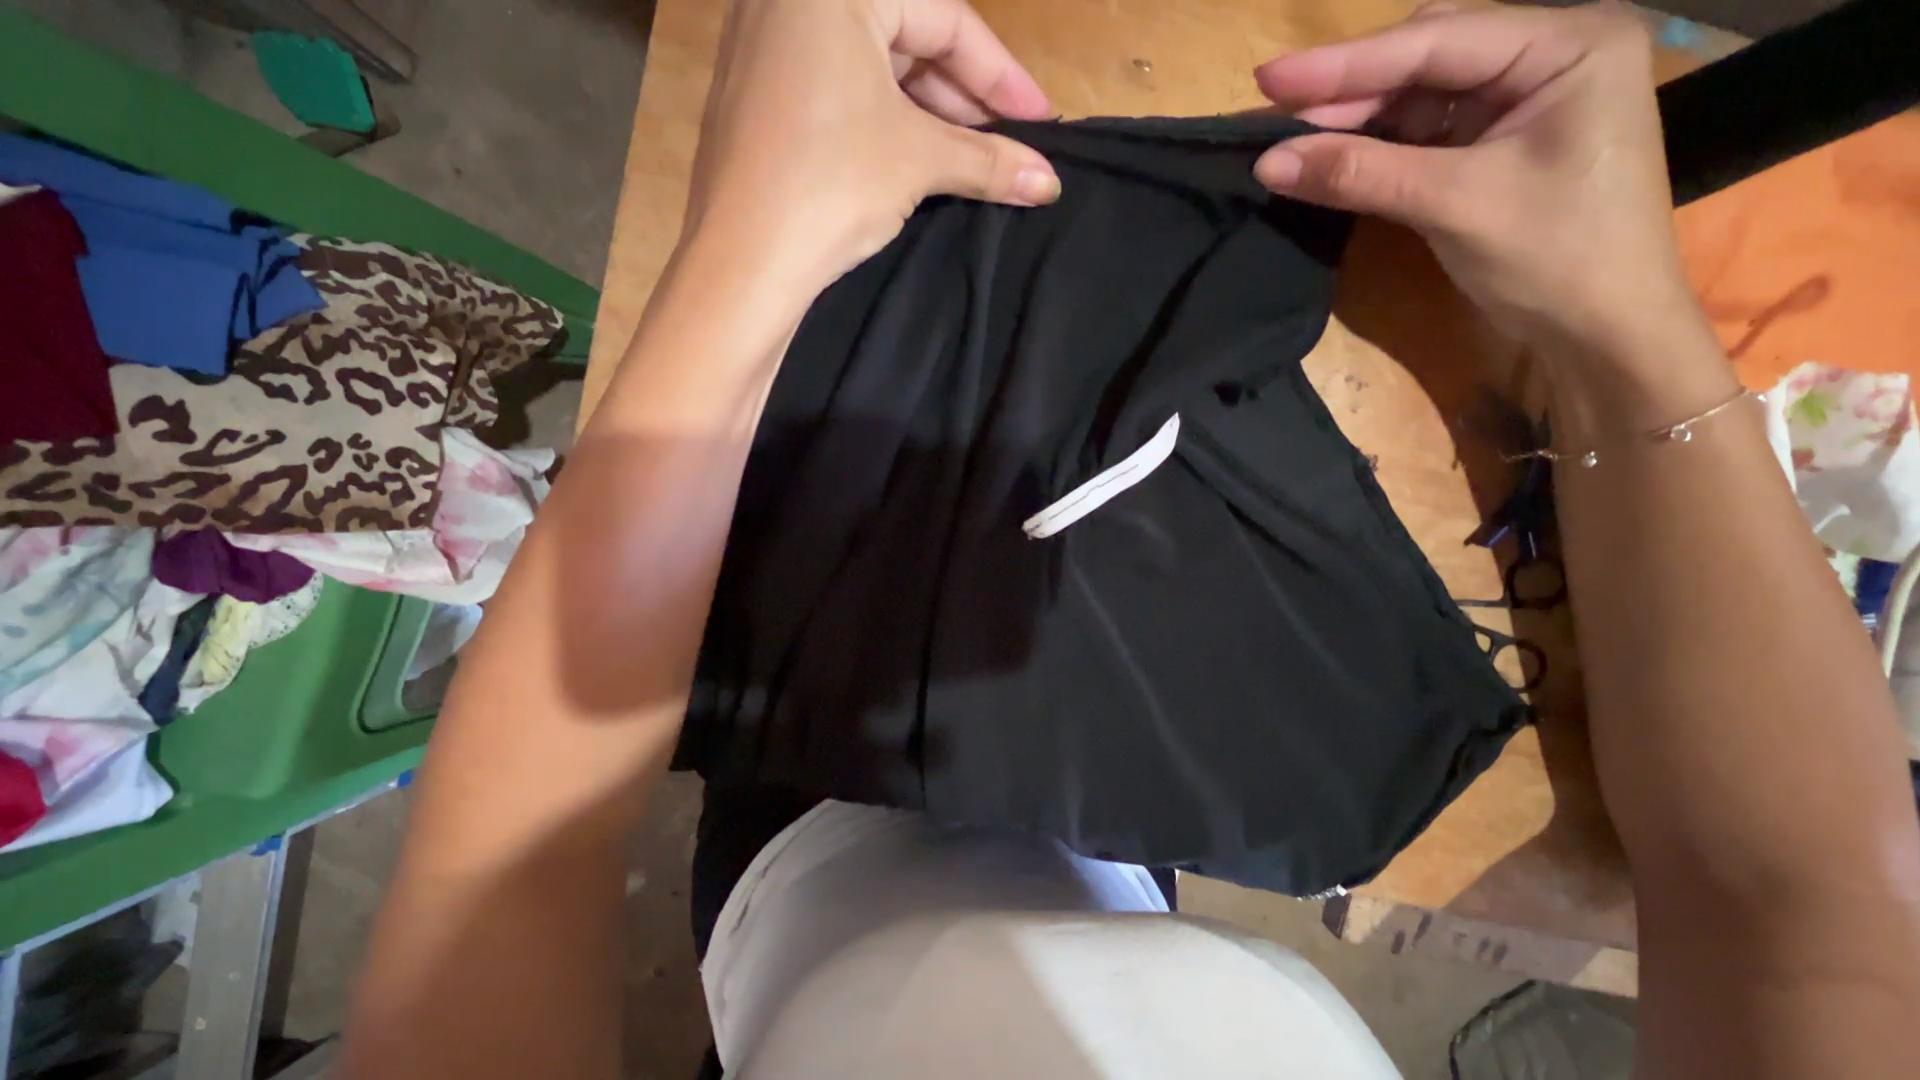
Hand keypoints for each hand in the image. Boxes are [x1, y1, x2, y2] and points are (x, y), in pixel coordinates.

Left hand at [683, 0, 1061, 291]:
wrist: (739, 263)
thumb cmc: (832, 185)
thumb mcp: (919, 161)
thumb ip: (990, 161)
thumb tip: (1049, 181)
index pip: (944, 16)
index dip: (1001, 75)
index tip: (1040, 121)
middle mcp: (788, 1)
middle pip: (905, 34)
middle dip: (964, 96)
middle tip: (1007, 143)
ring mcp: (762, 46)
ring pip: (870, 66)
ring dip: (928, 112)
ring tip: (970, 159)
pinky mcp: (751, 95)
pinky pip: (835, 89)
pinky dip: (881, 120)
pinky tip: (916, 158)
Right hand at [1252, 2, 1699, 362]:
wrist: (1604, 333)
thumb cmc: (1556, 258)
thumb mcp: (1454, 206)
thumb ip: (1362, 174)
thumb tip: (1267, 162)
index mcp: (1569, 44)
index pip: (1437, 41)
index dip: (1344, 63)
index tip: (1268, 79)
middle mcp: (1549, 54)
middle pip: (1427, 56)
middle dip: (1349, 89)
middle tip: (1272, 113)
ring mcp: (1523, 99)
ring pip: (1419, 94)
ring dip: (1356, 118)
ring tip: (1289, 138)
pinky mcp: (1498, 142)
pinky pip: (1424, 131)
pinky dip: (1377, 146)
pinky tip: (1331, 155)